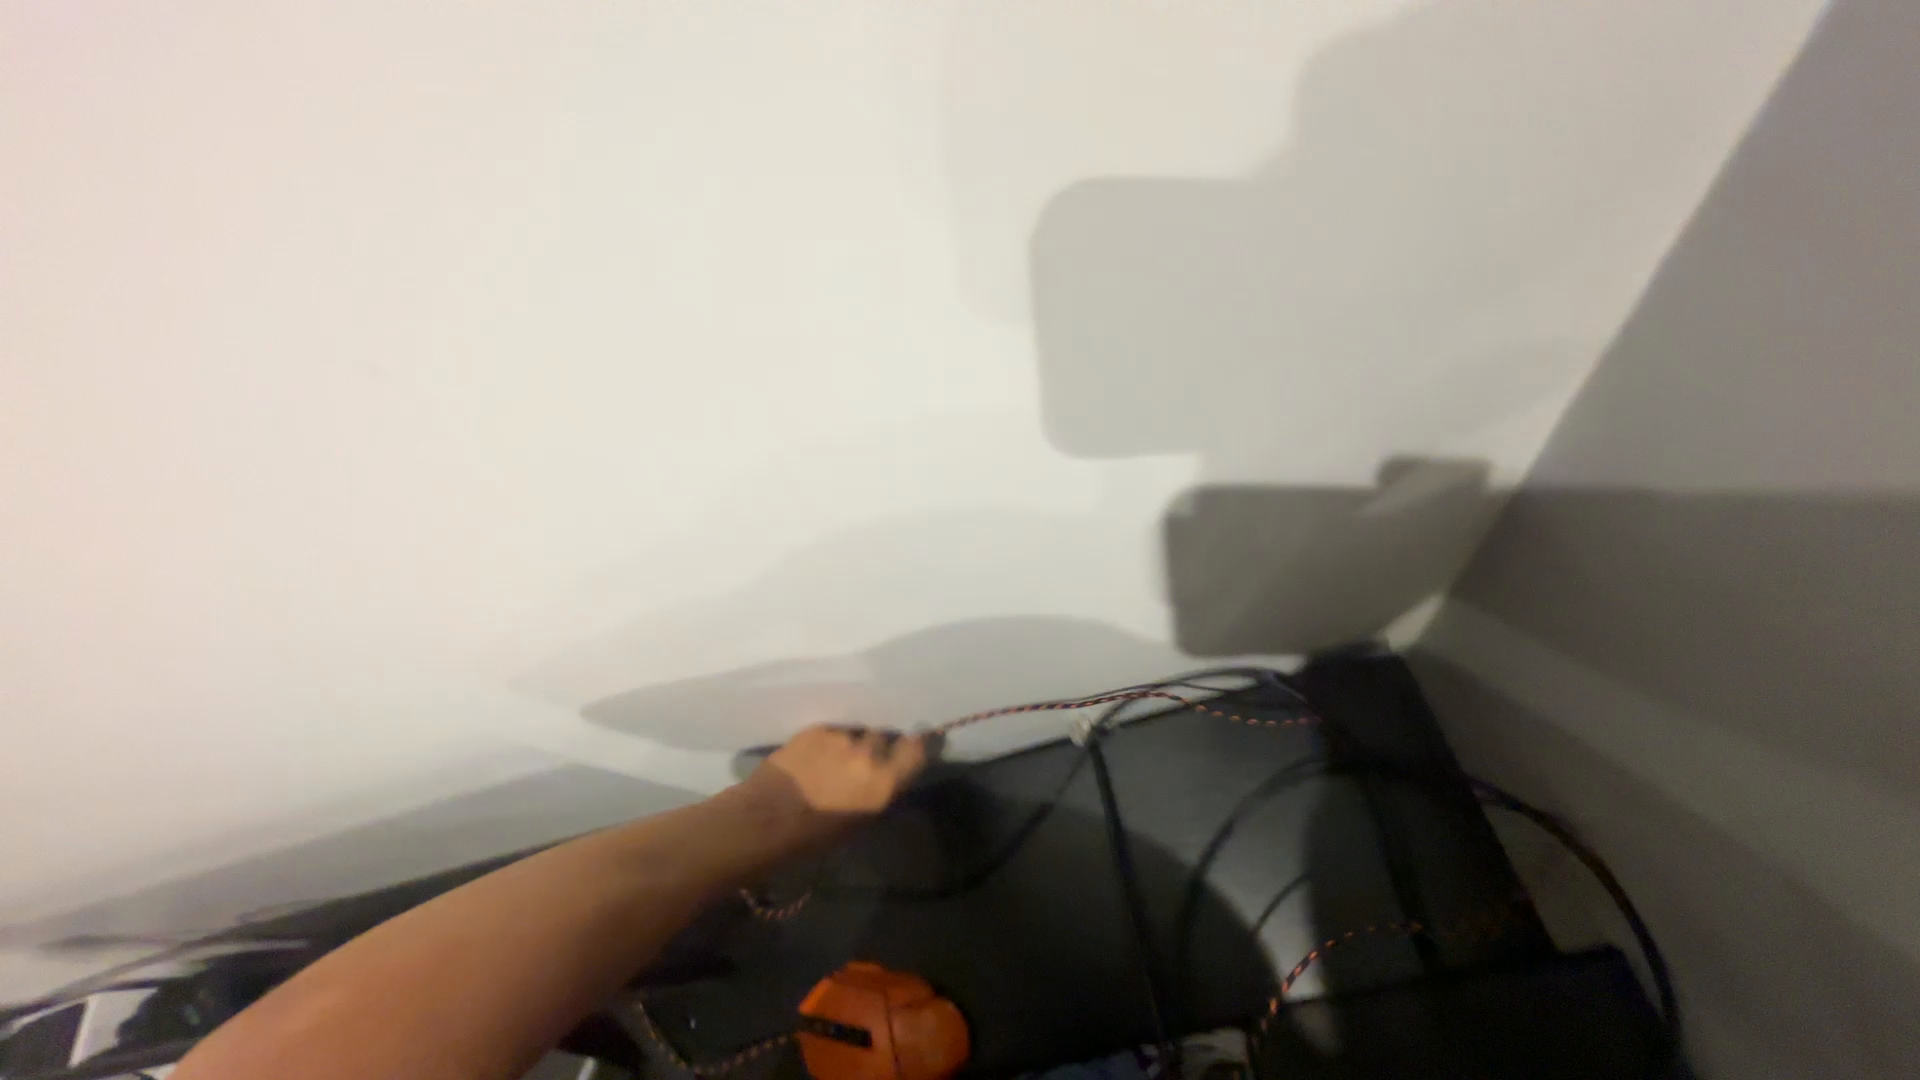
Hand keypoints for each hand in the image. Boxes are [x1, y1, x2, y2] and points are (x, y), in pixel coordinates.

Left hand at [758, 724, 929, 815]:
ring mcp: (842, 736)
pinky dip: (830, 741)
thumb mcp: (861, 821)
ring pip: (857, 732)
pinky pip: (834, 731)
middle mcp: (869, 753)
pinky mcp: (818, 728)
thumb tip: (887, 778)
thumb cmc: (814, 835)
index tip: (914, 745)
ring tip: (836, 758)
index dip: (917, 745)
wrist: (766, 818)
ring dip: (852, 743)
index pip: (917, 748)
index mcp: (884, 781)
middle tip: (863, 761)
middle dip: (878, 746)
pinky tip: (816, 756)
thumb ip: (880, 792)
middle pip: (884, 736)